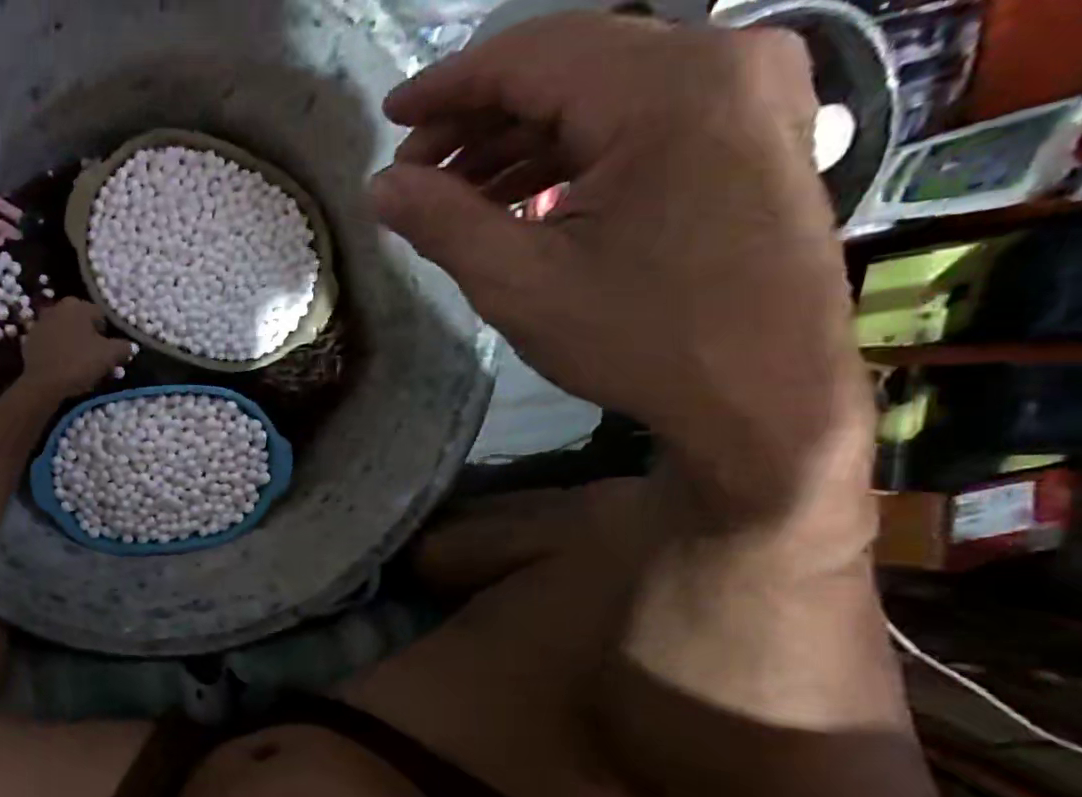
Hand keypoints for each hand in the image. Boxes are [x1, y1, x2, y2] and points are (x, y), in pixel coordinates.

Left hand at [19, 299, 132, 399]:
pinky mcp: (29, 340)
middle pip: (81, 323)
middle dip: (88, 337)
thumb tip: (129, 346)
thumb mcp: (109, 356)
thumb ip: (124, 347)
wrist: (43, 384)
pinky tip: (62, 367)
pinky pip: (51, 343)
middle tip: (94, 358)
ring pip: (65, 332)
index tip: (107, 353)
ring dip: (72, 343)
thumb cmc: (79, 364)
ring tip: (77, 364)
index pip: (100, 316)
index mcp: (78, 306)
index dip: (107, 335)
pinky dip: (58, 351)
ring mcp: (40, 323)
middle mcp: (57, 308)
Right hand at [371, 14, 872, 522]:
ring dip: (521, 137)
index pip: (531, 54)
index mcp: (667, 86)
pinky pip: (642, 117)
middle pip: (569, 64)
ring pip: (604, 90)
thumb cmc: (640, 338)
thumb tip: (379, 185)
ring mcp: (750, 91)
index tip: (390, 118)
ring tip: (457, 194)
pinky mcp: (753, 130)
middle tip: (416, 171)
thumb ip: (441, 222)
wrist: (766, 394)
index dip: (449, 85)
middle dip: (480, 116)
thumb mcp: (519, 283)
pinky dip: (573, 149)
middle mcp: (723, 58)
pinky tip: (521, 196)